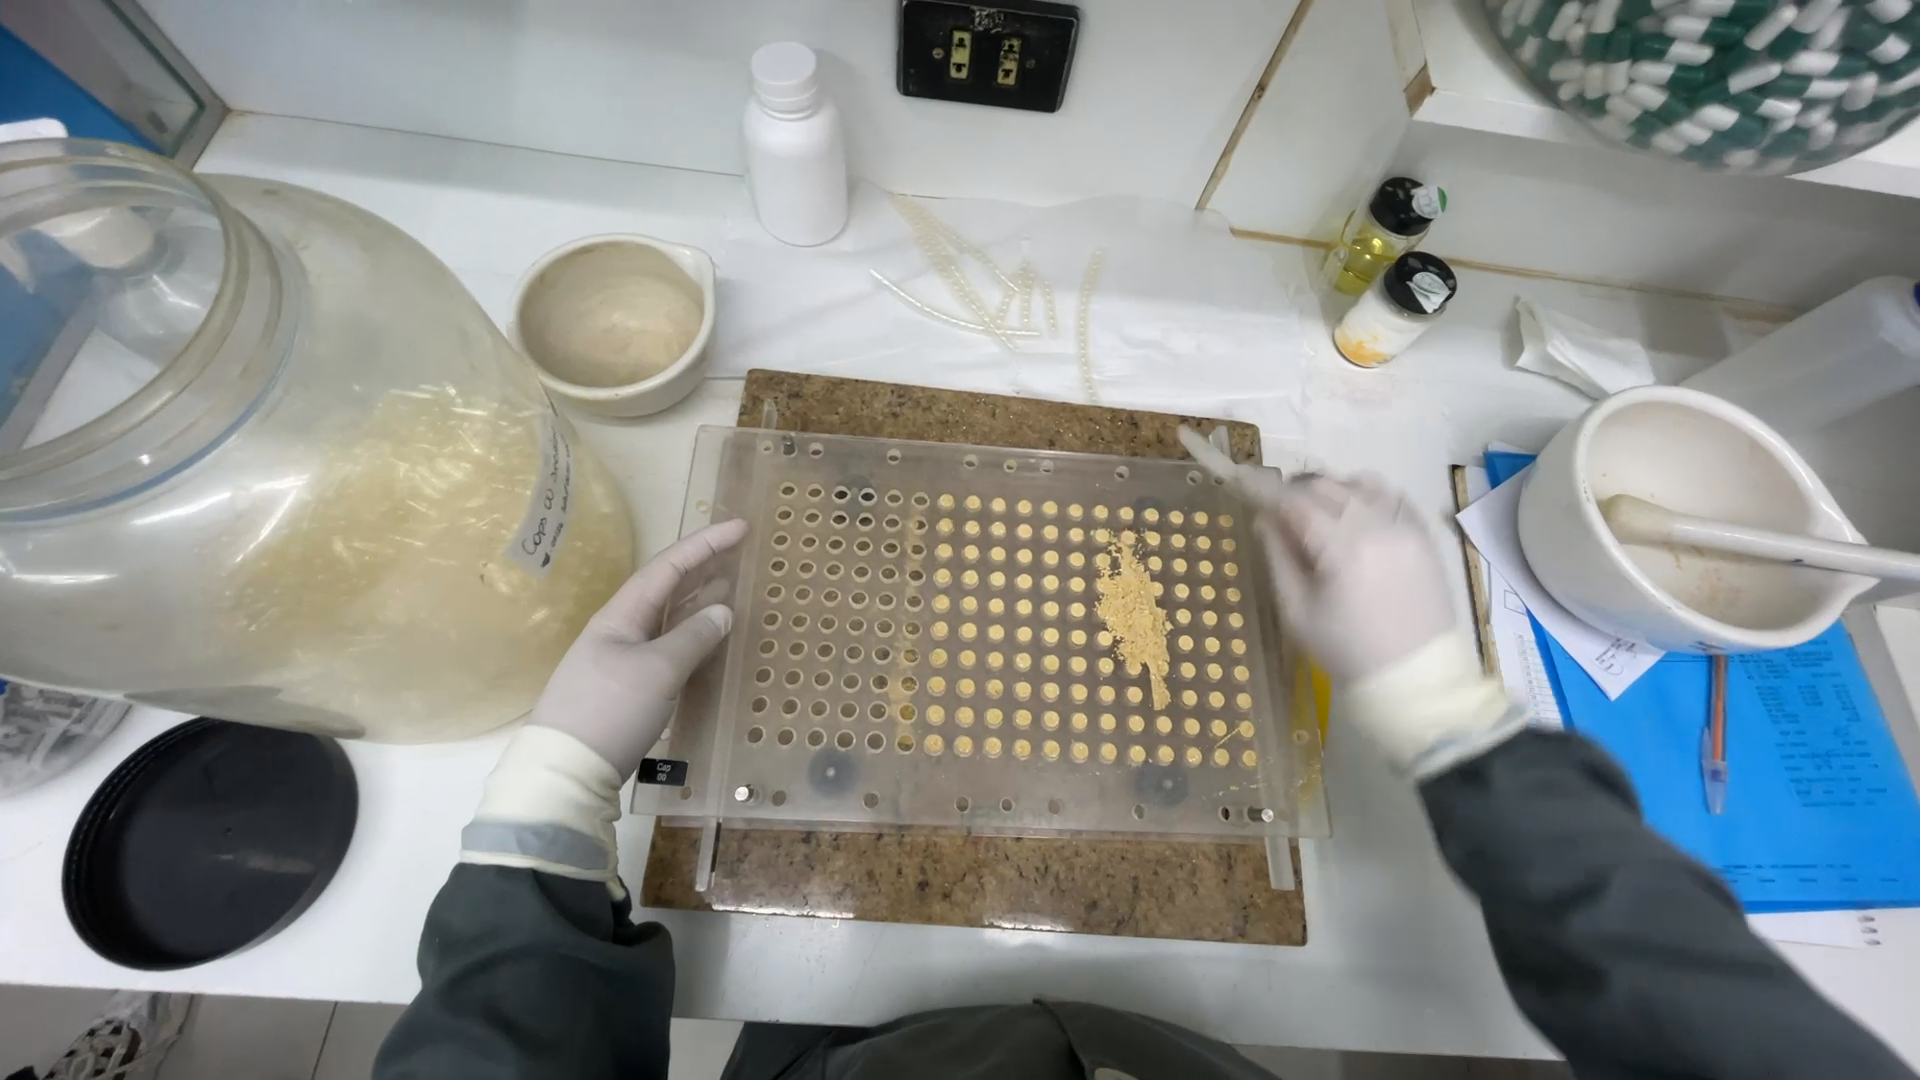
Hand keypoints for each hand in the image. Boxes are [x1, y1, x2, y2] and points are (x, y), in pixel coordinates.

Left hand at [529, 519, 748, 776]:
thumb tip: (723, 611)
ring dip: (698, 598)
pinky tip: (708, 636)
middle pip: (666, 586)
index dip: (706, 544)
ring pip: (667, 616)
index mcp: (622, 615)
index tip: (740, 528)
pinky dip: (692, 632)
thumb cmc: (610, 710)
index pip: (669, 567)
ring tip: (730, 584)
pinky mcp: (629, 685)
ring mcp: (623, 657)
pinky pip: (667, 644)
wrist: (565, 771)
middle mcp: (621, 628)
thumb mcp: (658, 671)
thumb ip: (694, 637)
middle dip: (702, 565)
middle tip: (739, 551)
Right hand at [1244, 472, 1520, 777]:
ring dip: (1331, 490)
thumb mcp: (1296, 610)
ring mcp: (1407, 528)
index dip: (1263, 490)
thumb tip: (1263, 519)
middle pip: (1326, 486)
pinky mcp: (1424, 536)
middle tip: (1274, 509)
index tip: (1241, 482)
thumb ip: (1278, 557)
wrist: (1416, 676)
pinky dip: (1366, 496)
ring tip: (1315, 514)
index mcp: (1342, 548)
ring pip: (1360, 484)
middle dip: (1294, 491)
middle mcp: (1379, 526)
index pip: (1294, 502)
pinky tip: (1353, 516)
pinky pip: (1393, 496)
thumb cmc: (1345, 649)